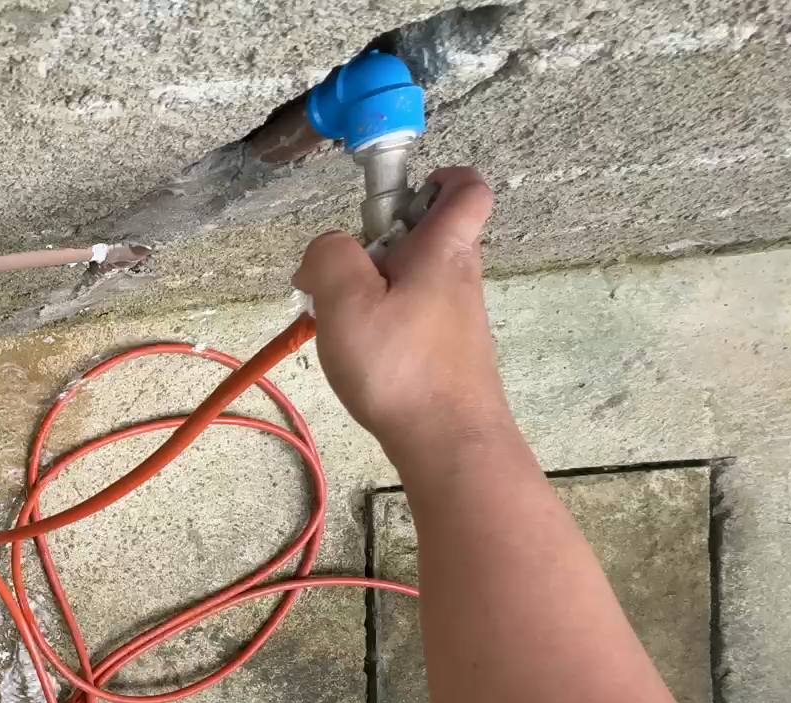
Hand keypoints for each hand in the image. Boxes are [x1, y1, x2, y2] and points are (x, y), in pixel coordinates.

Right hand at [292, 166, 512, 462]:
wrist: (444, 435)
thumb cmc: (395, 364)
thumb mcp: (345, 303)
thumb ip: (330, 260)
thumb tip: (325, 246)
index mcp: (441, 251)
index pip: (464, 190)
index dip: (436, 181)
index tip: (392, 201)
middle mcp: (458, 276)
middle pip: (427, 237)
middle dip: (378, 247)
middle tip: (335, 280)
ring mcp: (456, 315)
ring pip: (414, 279)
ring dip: (373, 289)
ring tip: (337, 324)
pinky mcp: (447, 348)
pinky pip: (411, 314)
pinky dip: (381, 320)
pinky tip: (357, 351)